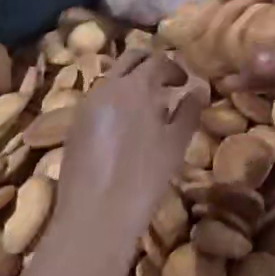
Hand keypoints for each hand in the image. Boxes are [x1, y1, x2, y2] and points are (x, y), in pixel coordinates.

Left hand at [51, 49, 208, 246]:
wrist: (95, 216)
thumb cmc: (144, 177)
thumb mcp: (176, 144)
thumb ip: (189, 111)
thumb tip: (199, 89)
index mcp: (136, 86)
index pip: (158, 59)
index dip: (175, 67)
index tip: (185, 83)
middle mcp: (108, 86)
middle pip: (131, 59)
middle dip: (151, 63)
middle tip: (167, 83)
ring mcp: (87, 104)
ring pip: (113, 78)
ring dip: (132, 82)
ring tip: (149, 108)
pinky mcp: (75, 124)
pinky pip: (100, 99)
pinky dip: (116, 100)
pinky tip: (127, 128)